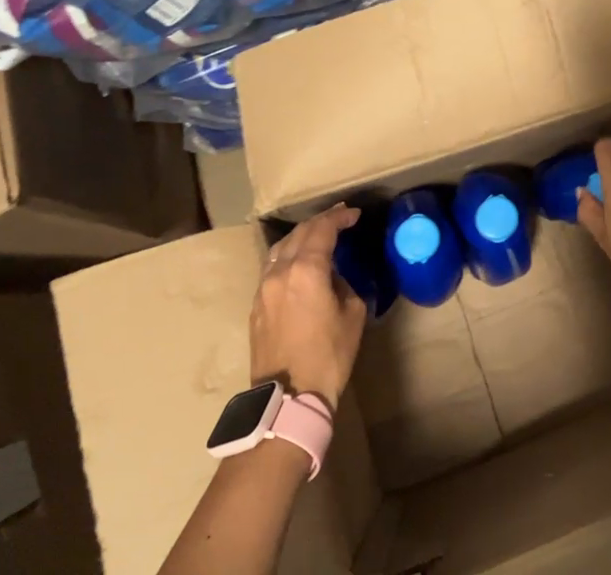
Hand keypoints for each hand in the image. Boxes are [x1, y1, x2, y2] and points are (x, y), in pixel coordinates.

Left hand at [250, 204, 367, 409]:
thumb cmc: (329, 355)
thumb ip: (344, 286)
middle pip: (299, 234)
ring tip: (318, 237)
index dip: (339, 217)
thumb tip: (333, 279)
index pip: (322, 230)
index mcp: (306, 271)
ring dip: (301, 238)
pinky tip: (299, 264)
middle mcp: (279, 272)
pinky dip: (288, 258)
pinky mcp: (256, 307)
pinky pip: (272, 270)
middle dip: (320, 222)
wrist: (290, 396)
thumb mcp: (353, 315)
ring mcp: (263, 289)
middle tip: (340, 218)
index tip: (354, 214)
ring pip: (280, 250)